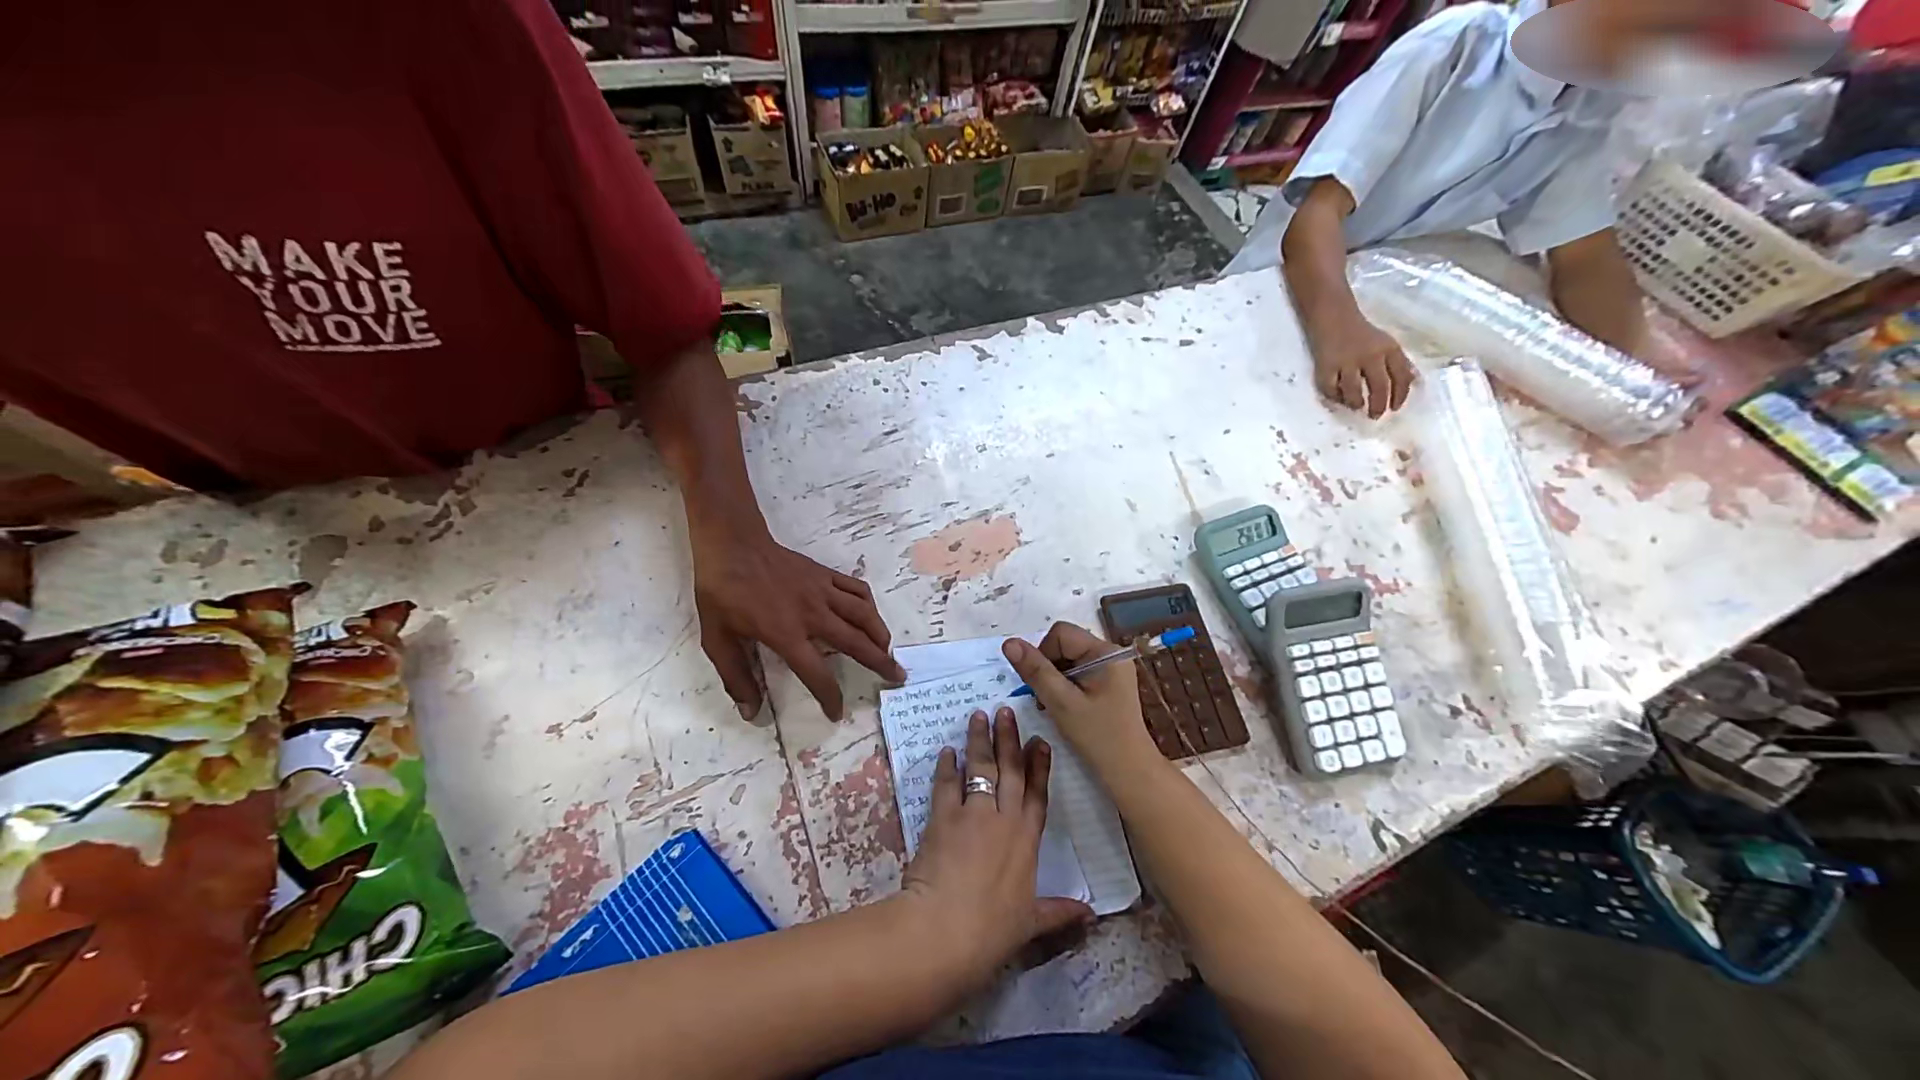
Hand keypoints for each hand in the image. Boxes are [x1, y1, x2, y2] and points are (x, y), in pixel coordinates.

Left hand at [690, 523, 903, 720]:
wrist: (733, 546)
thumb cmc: (722, 593)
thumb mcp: (717, 640)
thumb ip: (736, 678)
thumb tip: (752, 712)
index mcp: (786, 634)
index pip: (817, 673)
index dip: (830, 697)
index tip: (837, 712)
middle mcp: (812, 615)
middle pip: (855, 643)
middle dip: (879, 663)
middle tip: (898, 677)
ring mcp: (822, 592)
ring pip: (864, 615)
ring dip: (880, 635)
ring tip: (889, 650)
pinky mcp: (825, 575)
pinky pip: (856, 590)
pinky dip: (869, 605)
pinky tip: (870, 615)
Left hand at [899, 707, 1092, 981]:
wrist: (945, 929)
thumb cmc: (992, 929)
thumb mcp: (1030, 923)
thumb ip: (1058, 912)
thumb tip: (1091, 915)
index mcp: (1027, 841)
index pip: (1038, 795)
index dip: (1040, 767)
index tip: (1039, 741)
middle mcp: (1003, 820)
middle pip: (1009, 771)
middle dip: (1009, 739)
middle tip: (1006, 711)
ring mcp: (972, 815)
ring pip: (979, 768)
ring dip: (979, 741)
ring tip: (979, 716)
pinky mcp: (942, 817)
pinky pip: (947, 784)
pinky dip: (947, 766)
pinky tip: (947, 751)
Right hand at [1000, 624, 1161, 779]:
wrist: (1130, 771)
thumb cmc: (1097, 736)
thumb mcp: (1061, 702)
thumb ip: (1035, 670)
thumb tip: (1009, 643)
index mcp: (1105, 652)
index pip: (1060, 634)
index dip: (1042, 654)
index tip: (1040, 685)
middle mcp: (1111, 654)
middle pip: (1065, 644)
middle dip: (1048, 668)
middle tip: (1046, 698)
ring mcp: (1112, 669)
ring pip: (1069, 659)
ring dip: (1055, 679)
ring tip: (1055, 705)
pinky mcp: (1110, 683)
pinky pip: (1079, 672)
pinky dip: (1065, 686)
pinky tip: (1065, 707)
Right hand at [1307, 315, 1415, 418]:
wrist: (1332, 316)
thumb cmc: (1361, 333)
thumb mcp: (1386, 343)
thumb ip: (1398, 362)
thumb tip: (1412, 382)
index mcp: (1389, 349)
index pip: (1401, 377)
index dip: (1400, 396)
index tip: (1395, 407)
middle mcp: (1370, 356)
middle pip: (1379, 388)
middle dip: (1378, 406)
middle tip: (1375, 415)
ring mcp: (1346, 362)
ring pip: (1353, 392)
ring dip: (1356, 403)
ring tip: (1356, 406)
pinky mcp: (1325, 367)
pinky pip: (1330, 389)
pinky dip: (1335, 397)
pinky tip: (1338, 396)